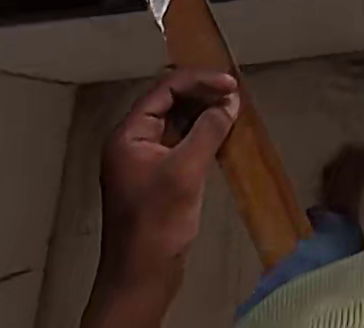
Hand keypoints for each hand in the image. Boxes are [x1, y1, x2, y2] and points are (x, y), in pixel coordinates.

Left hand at [81, 68, 238, 327]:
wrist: (140, 281)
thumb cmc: (157, 224)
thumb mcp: (185, 172)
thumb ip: (208, 130)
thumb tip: (230, 100)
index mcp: (129, 133)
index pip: (165, 89)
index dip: (199, 81)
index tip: (230, 83)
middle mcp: (134, 139)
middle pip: (170, 100)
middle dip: (202, 93)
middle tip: (234, 93)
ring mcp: (145, 156)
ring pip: (177, 119)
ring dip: (204, 111)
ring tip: (232, 107)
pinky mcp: (158, 173)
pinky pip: (181, 139)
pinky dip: (202, 131)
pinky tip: (223, 130)